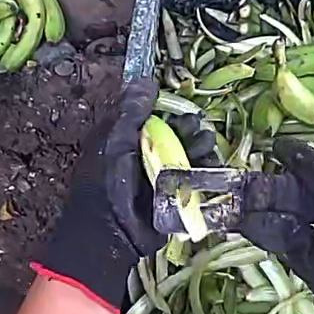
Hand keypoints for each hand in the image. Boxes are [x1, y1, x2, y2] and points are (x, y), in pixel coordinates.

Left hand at [31, 78, 214, 310]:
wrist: (109, 233)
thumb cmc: (104, 184)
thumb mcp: (113, 142)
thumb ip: (130, 112)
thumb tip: (147, 81)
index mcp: (128, 138)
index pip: (154, 114)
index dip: (168, 107)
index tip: (179, 103)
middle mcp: (148, 154)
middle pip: (177, 132)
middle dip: (189, 127)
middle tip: (195, 125)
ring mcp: (164, 174)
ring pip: (190, 153)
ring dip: (200, 146)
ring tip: (204, 144)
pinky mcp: (177, 194)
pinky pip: (197, 178)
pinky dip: (205, 169)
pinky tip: (209, 164)